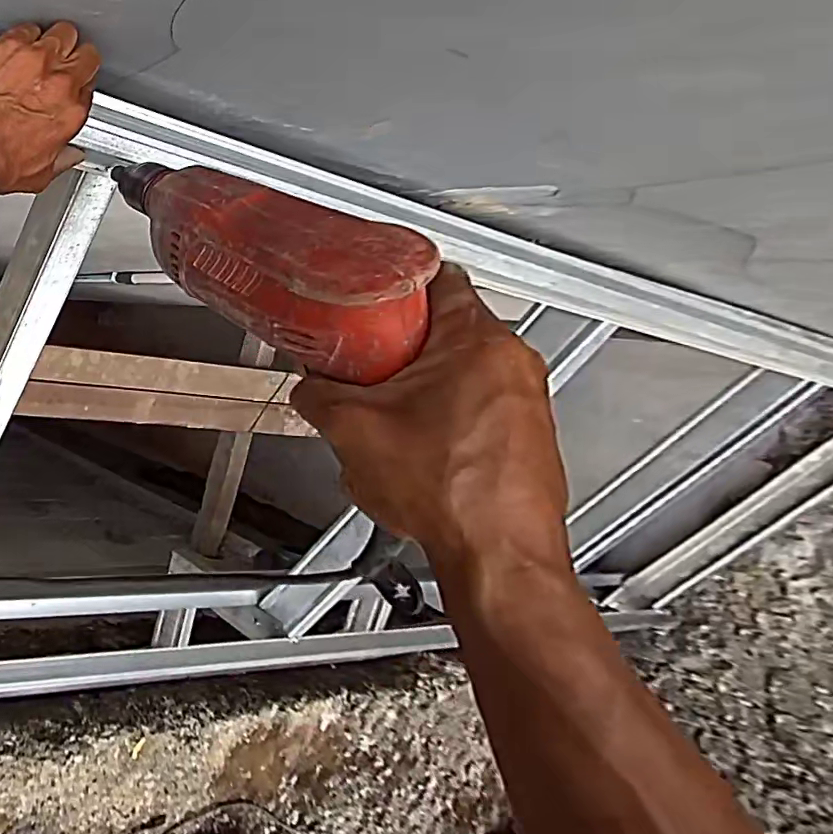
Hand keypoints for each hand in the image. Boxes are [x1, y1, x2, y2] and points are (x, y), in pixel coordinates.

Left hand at [0, 21, 100, 194]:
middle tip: (55, 68)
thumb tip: (71, 155)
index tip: (65, 89)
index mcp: (71, 110)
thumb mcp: (40, 173)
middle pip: (82, 52)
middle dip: (72, 58)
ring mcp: (34, 59)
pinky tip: (12, 52)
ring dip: (51, 43)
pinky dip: (21, 38)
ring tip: (35, 58)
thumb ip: (62, 158)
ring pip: (60, 32)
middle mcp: (58, 81)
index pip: (88, 83)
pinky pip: (26, 28)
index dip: (76, 84)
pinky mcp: (8, 47)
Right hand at [291, 265, 571, 573]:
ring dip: (405, 377)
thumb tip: (308, 384)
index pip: (439, 280)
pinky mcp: (520, 432)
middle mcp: (513, 366)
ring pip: (450, 366)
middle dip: (389, 339)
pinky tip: (399, 434)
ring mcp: (524, 400)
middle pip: (439, 325)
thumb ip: (317, 393)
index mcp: (480, 346)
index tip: (364, 288)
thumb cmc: (448, 491)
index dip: (392, 279)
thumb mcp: (350, 427)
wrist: (494, 553)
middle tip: (352, 355)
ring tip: (370, 401)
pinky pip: (465, 398)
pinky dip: (428, 406)